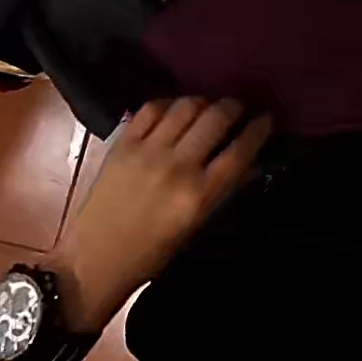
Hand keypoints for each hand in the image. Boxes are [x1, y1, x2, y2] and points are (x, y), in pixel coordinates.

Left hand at [50, 97, 271, 331]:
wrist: (94, 258)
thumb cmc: (152, 253)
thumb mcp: (196, 226)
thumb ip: (224, 191)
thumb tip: (252, 163)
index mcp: (199, 196)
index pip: (240, 151)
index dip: (259, 129)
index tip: (267, 118)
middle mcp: (177, 167)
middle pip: (216, 118)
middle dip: (234, 107)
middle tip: (238, 108)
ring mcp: (147, 151)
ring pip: (186, 106)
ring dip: (203, 101)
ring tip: (207, 108)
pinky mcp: (123, 144)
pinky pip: (152, 108)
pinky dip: (169, 104)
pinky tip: (175, 110)